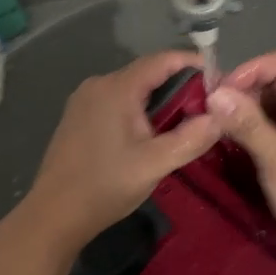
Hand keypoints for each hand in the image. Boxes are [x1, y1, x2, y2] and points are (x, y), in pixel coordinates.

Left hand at [14, 51, 221, 255]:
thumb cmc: (105, 186)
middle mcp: (98, 85)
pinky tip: (150, 133)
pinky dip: (138, 109)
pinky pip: (116, 102)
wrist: (54, 214)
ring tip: (184, 122)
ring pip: (131, 89)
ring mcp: (84, 100)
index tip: (219, 79)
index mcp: (117, 88)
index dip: (192, 63)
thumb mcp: (155, 164)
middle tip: (206, 107)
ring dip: (159, 100)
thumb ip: (190, 138)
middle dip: (179, 86)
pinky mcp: (78, 117)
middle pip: (146, 73)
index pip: (162, 60)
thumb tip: (220, 118)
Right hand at [206, 51, 275, 273]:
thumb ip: (247, 124)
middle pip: (271, 84)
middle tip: (209, 112)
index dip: (250, 69)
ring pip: (266, 109)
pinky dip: (245, 134)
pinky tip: (226, 147)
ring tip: (212, 129)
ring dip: (240, 114)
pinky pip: (265, 133)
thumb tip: (215, 93)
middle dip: (240, 92)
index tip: (221, 91)